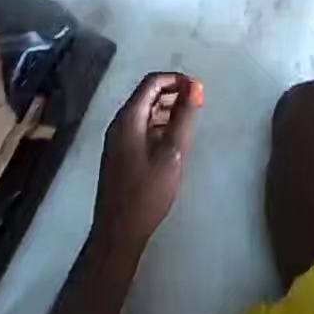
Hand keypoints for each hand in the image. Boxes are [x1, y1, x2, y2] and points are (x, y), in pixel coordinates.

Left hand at [92, 72, 202, 250]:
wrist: (118, 234)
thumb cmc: (147, 192)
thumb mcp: (172, 152)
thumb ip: (184, 116)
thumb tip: (194, 86)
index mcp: (128, 119)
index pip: (152, 82)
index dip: (176, 80)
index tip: (197, 90)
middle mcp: (119, 124)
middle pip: (147, 94)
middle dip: (173, 93)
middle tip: (196, 105)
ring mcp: (116, 140)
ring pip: (144, 112)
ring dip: (167, 109)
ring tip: (188, 123)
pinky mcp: (119, 155)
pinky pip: (140, 128)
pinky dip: (158, 125)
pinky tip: (173, 142)